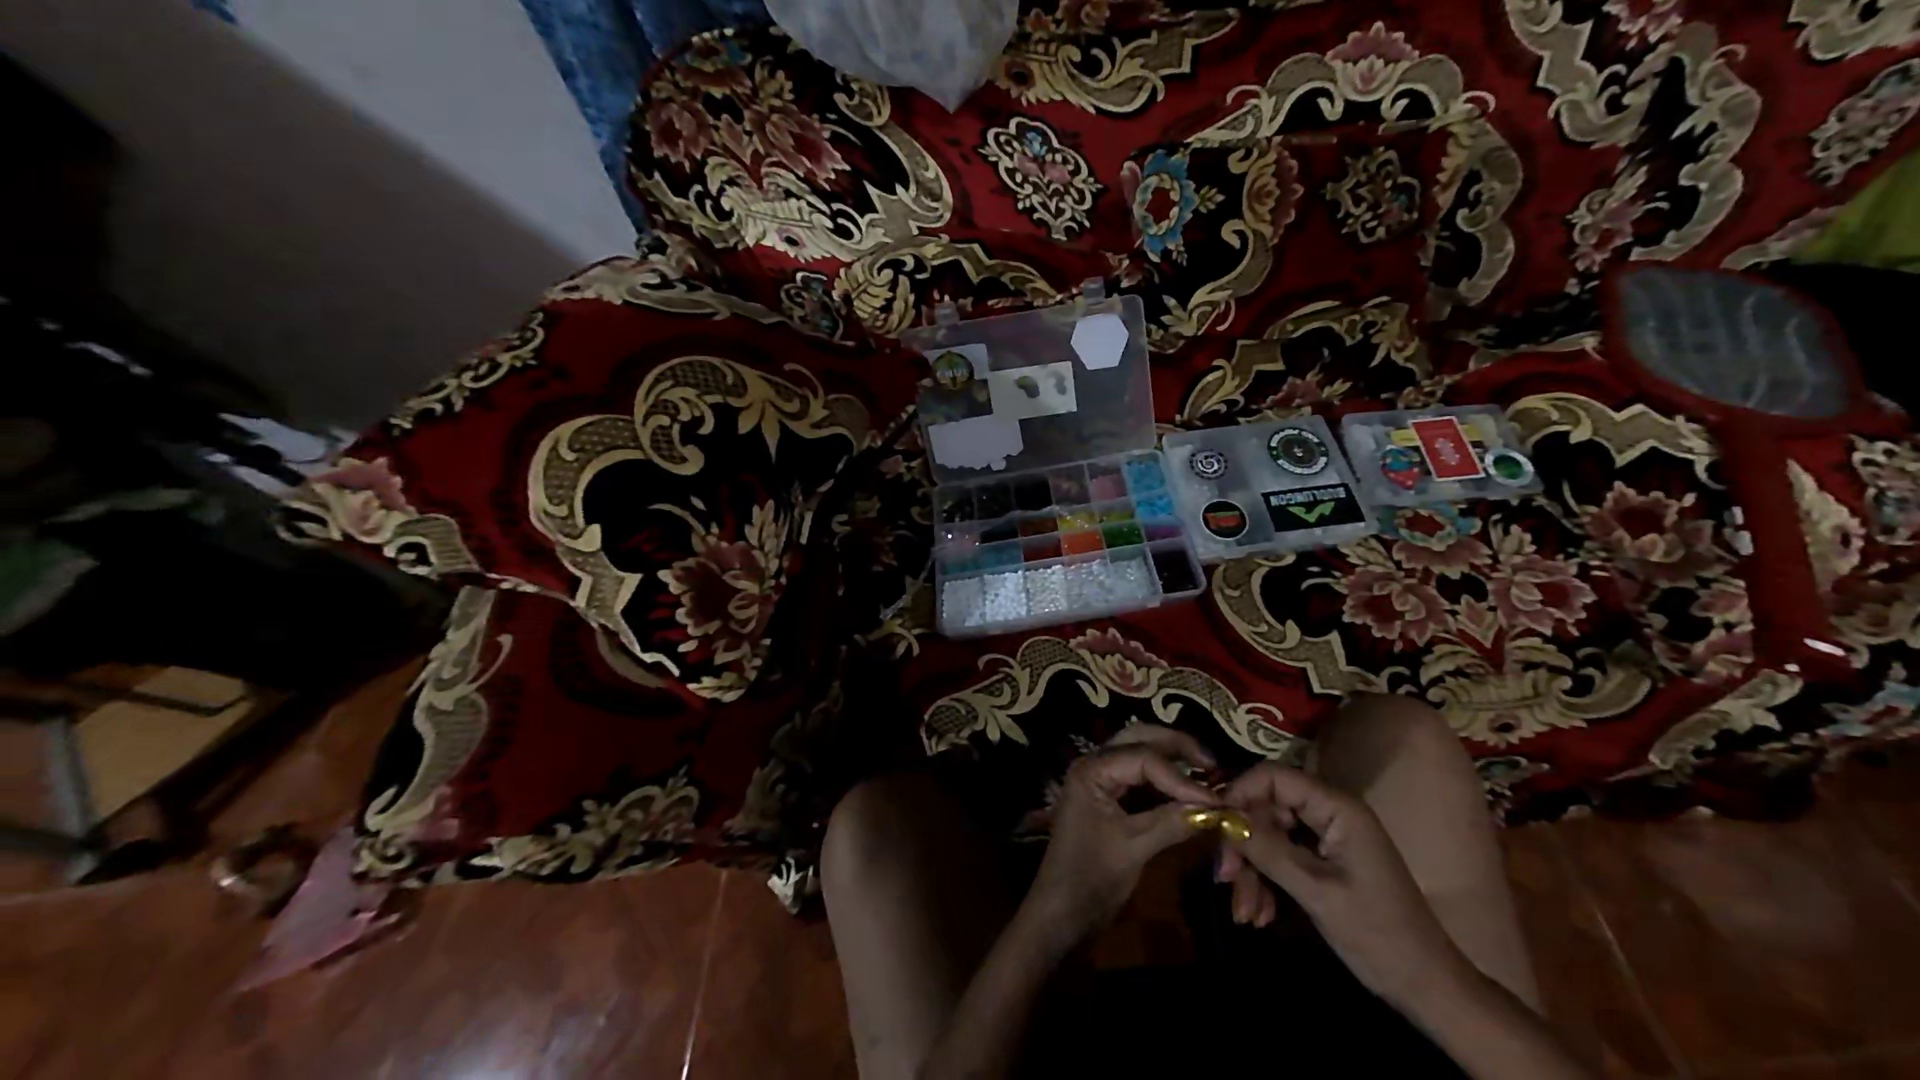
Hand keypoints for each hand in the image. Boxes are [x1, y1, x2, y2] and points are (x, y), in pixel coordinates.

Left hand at [1026, 725, 1219, 942]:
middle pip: (1139, 739)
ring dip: (1172, 758)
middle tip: (1212, 764)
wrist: (1062, 912)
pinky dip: (1164, 778)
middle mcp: (1094, 764)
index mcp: (1091, 770)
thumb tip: (1218, 808)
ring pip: (1140, 753)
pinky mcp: (1108, 796)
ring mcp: (1100, 778)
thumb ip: (1173, 822)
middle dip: (1177, 746)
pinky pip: (1139, 775)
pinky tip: (1188, 789)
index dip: (1182, 777)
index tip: (1216, 800)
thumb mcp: (1134, 848)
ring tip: (1206, 772)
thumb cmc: (1091, 877)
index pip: (1144, 758)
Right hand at [1219, 763, 1470, 1005]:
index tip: (1214, 827)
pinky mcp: (1324, 862)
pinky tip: (1259, 915)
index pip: (1274, 777)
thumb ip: (1268, 849)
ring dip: (1252, 872)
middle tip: (1225, 880)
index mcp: (1337, 809)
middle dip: (1243, 845)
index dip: (1239, 795)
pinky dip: (1266, 883)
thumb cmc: (1378, 935)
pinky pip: (1281, 858)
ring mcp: (1327, 838)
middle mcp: (1331, 814)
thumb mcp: (1316, 892)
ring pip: (1269, 837)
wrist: (1426, 988)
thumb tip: (1222, 818)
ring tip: (1244, 913)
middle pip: (1266, 809)